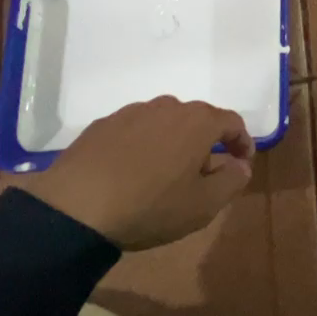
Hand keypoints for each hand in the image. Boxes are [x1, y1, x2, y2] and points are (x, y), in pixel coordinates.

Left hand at [26, 98, 256, 250]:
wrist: (73, 209)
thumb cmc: (149, 206)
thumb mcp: (202, 206)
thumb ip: (231, 182)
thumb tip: (241, 166)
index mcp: (198, 121)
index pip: (233, 122)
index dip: (242, 143)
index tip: (242, 164)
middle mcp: (168, 107)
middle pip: (197, 121)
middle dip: (205, 144)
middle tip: (200, 175)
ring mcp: (132, 113)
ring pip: (164, 124)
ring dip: (171, 143)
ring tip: (162, 175)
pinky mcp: (102, 125)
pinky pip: (134, 132)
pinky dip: (140, 147)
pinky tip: (129, 173)